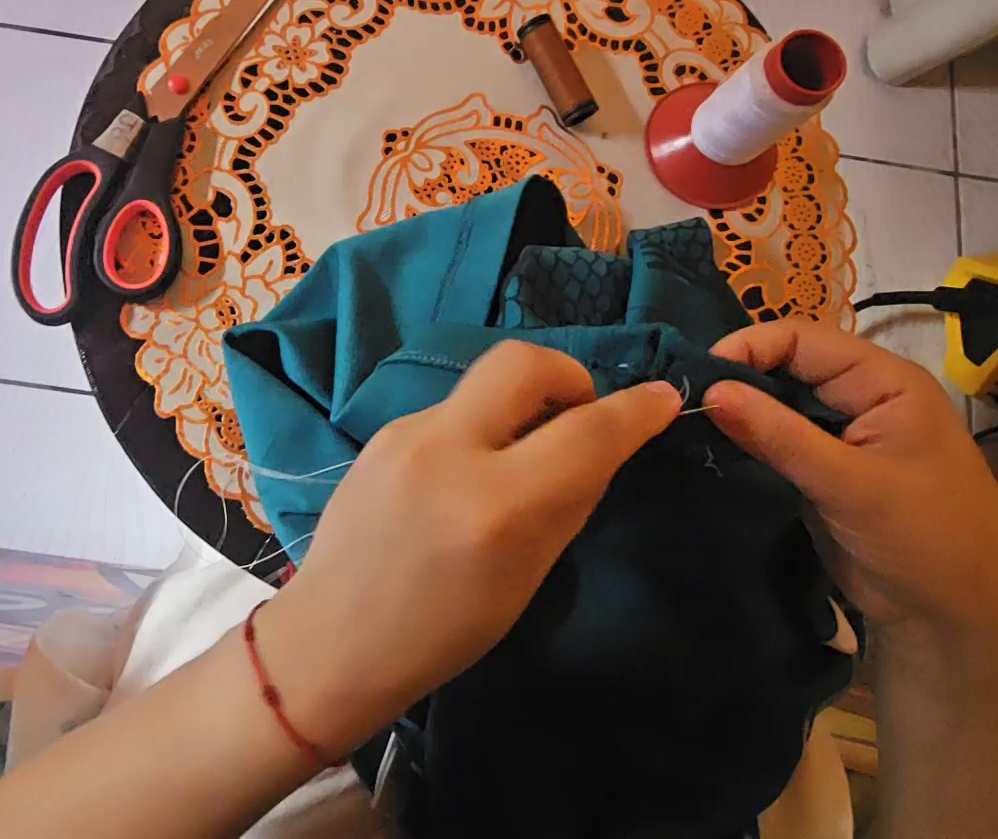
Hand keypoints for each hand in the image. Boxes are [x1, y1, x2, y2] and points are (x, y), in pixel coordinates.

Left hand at [257, 341, 680, 751]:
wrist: (335, 636)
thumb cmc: (444, 630)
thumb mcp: (527, 576)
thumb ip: (569, 501)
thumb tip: (600, 446)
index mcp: (495, 505)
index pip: (586, 432)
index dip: (636, 411)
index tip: (661, 398)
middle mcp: (447, 450)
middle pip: (522, 361)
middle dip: (567, 374)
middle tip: (577, 414)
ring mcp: (404, 434)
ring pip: (483, 385)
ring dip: (519, 405)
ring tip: (518, 455)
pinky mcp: (380, 432)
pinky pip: (450, 410)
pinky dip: (479, 427)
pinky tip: (465, 471)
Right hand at [703, 321, 997, 631]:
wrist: (959, 622)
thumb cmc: (926, 542)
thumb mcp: (850, 486)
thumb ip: (778, 435)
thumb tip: (709, 390)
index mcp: (884, 382)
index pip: (802, 339)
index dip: (748, 347)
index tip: (698, 377)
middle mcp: (861, 396)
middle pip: (784, 364)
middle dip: (736, 377)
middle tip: (683, 400)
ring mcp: (840, 432)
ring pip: (776, 400)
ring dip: (737, 408)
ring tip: (688, 419)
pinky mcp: (822, 465)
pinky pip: (775, 435)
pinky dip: (745, 436)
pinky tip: (713, 443)